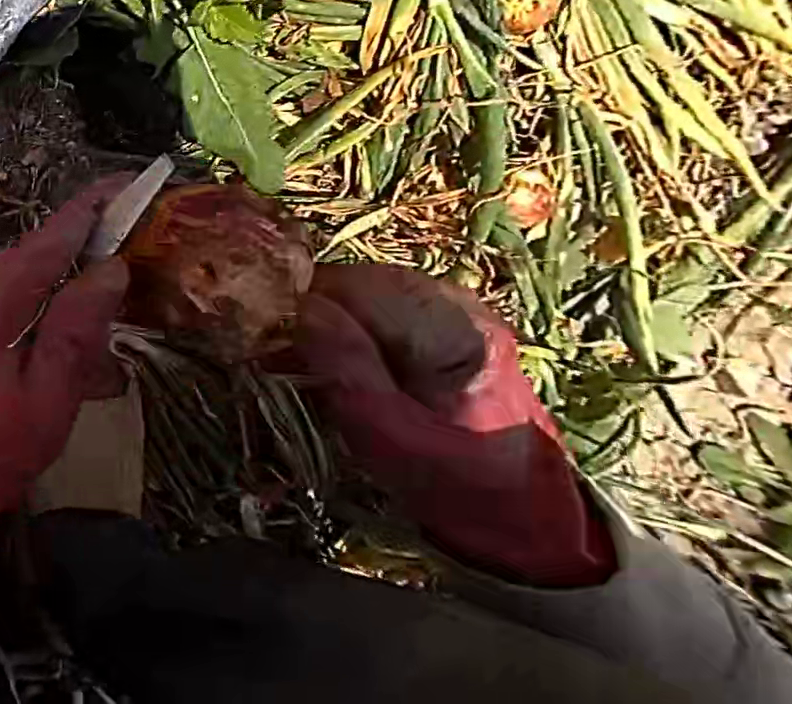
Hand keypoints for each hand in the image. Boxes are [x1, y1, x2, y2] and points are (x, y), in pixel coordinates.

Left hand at [0, 180, 130, 620]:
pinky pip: (20, 299)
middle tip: (137, 236)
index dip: (89, 209)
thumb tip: (110, 268)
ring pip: (32, 277)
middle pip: (38, 253)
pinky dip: (55, 308)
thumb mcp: (46, 400)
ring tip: (115, 298)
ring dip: (74, 283)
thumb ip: (76, 331)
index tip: (128, 182)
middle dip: (88, 242)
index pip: (46, 243)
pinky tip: (81, 338)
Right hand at [271, 264, 615, 586]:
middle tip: (281, 349)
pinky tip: (337, 352)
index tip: (271, 339)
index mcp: (456, 332)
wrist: (520, 513)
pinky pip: (374, 299)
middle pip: (356, 278)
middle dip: (311, 307)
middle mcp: (458, 303)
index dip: (304, 305)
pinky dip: (345, 318)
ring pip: (360, 284)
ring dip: (325, 313)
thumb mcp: (391, 438)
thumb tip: (299, 309)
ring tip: (304, 353)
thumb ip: (346, 370)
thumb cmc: (453, 485)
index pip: (356, 288)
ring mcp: (453, 305)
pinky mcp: (441, 316)